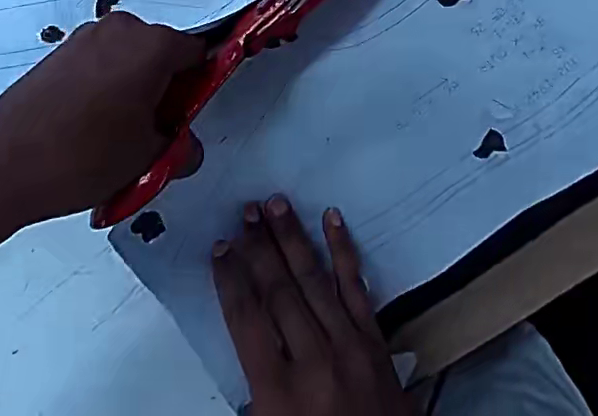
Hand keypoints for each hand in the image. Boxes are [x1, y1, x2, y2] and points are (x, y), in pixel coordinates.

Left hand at [0, 11, 205, 234]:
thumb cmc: (76, 157)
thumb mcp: (147, 158)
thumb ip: (183, 146)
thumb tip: (187, 145)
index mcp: (153, 45)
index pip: (199, 52)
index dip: (201, 84)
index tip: (194, 109)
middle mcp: (121, 30)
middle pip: (163, 54)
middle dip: (167, 89)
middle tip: (159, 131)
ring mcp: (87, 38)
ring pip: (130, 60)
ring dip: (135, 90)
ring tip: (120, 136)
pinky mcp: (60, 53)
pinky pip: (101, 63)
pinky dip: (107, 88)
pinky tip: (92, 128)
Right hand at [213, 195, 409, 415]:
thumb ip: (250, 389)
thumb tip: (239, 331)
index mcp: (279, 392)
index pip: (246, 319)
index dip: (230, 279)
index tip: (220, 248)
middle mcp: (314, 361)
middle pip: (279, 291)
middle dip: (259, 248)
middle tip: (246, 211)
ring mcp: (349, 347)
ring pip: (314, 280)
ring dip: (292, 239)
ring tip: (276, 204)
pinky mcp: (377, 344)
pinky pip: (357, 288)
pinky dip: (344, 251)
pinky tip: (332, 221)